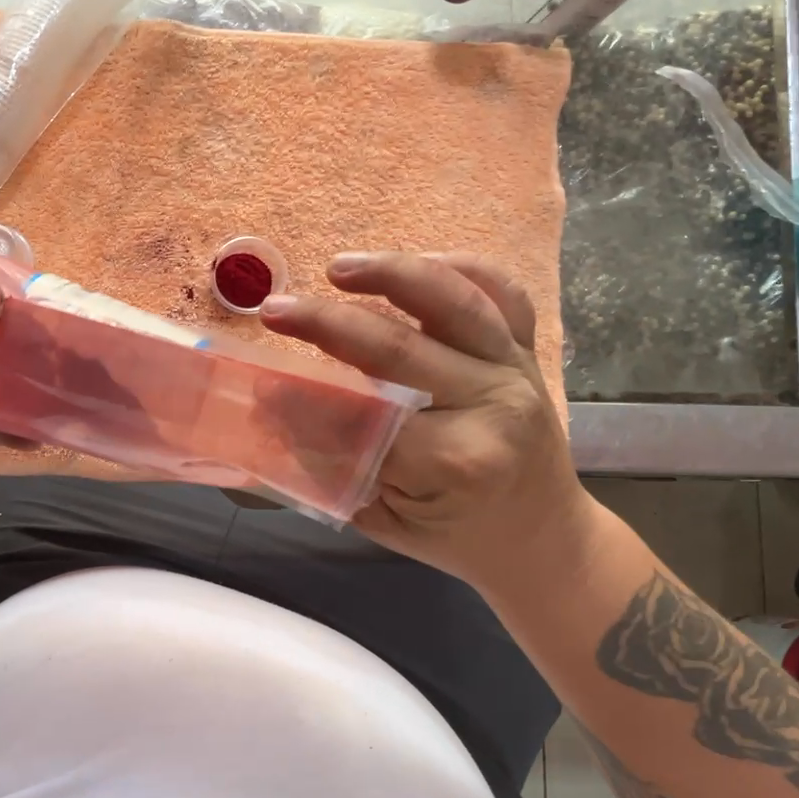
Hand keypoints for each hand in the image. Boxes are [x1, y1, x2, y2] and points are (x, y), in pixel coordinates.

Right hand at [260, 252, 598, 589]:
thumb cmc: (451, 535)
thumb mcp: (380, 517)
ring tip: (339, 267)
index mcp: (455, 462)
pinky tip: (418, 261)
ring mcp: (515, 373)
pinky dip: (465, 268)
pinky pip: (505, 295)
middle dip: (329, 325)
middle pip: (401, 349)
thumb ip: (327, 467)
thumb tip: (270, 412)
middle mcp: (491, 408)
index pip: (365, 418)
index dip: (306, 400)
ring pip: (457, 305)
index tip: (259, 387)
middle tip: (275, 310)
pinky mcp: (526, 353)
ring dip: (392, 276)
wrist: (539, 537)